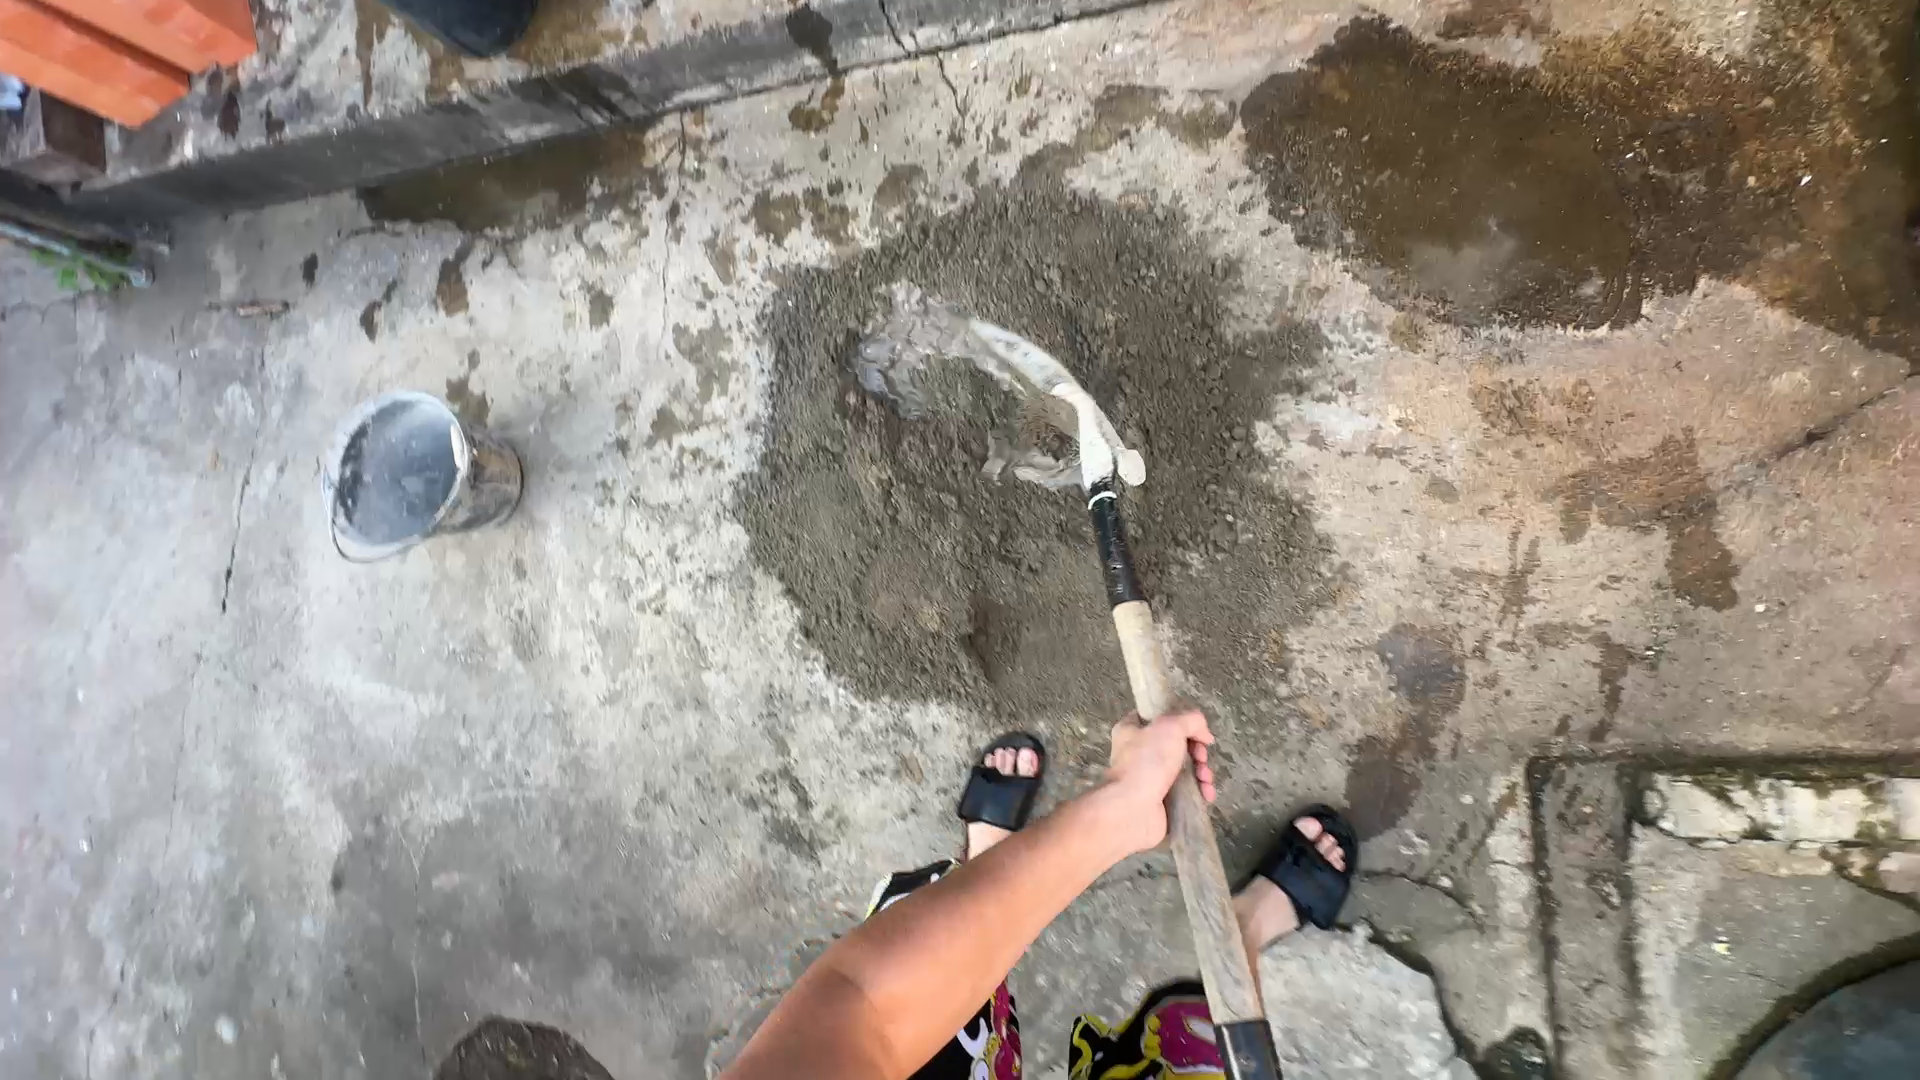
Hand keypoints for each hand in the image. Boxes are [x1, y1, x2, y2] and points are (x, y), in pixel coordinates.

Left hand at [1100, 709, 1215, 854]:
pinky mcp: (1161, 799)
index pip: (1161, 718)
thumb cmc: (1146, 761)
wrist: (1133, 809)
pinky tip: (1206, 795)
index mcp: (1132, 729)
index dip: (1182, 722)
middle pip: (1178, 745)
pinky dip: (1199, 791)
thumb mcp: (1169, 726)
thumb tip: (1204, 734)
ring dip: (1202, 772)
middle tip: (1201, 759)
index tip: (1197, 733)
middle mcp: (1139, 752)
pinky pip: (1186, 791)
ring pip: (1185, 768)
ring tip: (1205, 780)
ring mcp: (1149, 777)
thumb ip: (1191, 720)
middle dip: (1197, 752)